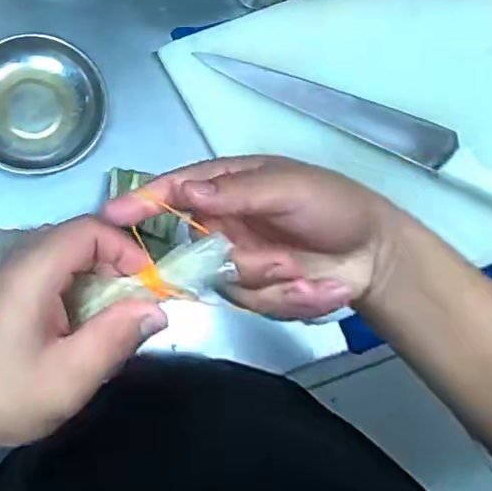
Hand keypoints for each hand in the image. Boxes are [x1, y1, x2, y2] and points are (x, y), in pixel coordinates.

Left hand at [0, 216, 167, 452]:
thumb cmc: (8, 393)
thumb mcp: (71, 376)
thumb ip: (115, 336)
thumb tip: (156, 307)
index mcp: (31, 269)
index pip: (86, 228)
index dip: (124, 247)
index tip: (150, 285)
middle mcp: (17, 258)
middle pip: (74, 236)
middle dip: (113, 262)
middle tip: (135, 306)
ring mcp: (7, 271)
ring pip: (62, 252)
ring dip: (94, 276)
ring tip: (113, 318)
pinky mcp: (4, 288)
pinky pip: (47, 269)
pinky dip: (73, 285)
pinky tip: (80, 323)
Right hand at [103, 155, 407, 319]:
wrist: (380, 255)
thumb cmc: (331, 203)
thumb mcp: (285, 187)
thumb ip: (234, 192)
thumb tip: (184, 192)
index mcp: (221, 187)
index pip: (170, 191)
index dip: (139, 201)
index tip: (110, 215)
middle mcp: (219, 223)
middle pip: (194, 247)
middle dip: (238, 258)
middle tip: (278, 261)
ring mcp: (235, 259)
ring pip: (225, 280)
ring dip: (273, 279)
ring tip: (311, 270)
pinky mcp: (255, 292)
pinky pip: (253, 303)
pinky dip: (290, 299)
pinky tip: (319, 285)